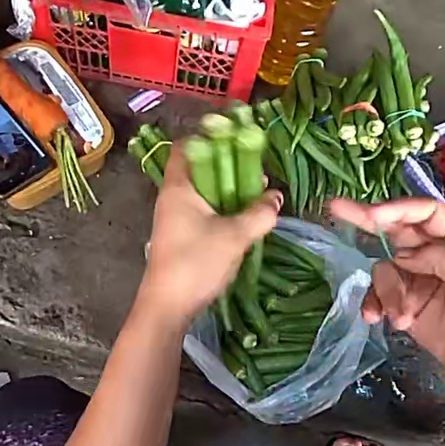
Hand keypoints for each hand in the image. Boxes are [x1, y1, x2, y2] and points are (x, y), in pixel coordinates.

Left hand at [138, 146, 280, 321]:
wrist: (168, 307)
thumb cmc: (195, 263)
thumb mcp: (235, 235)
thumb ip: (259, 213)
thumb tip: (276, 197)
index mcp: (179, 188)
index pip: (187, 147)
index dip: (210, 139)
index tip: (237, 141)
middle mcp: (174, 198)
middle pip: (201, 169)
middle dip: (230, 167)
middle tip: (257, 173)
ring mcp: (177, 218)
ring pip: (206, 193)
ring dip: (231, 192)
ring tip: (258, 196)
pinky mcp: (183, 236)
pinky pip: (206, 212)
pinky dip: (225, 210)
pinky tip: (246, 220)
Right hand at [329, 198, 444, 387]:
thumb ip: (443, 258)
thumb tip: (404, 255)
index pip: (427, 213)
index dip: (398, 210)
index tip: (371, 214)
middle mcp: (439, 256)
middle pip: (400, 232)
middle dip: (369, 222)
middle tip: (336, 208)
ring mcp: (422, 282)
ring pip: (386, 269)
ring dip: (386, 290)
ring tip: (399, 315)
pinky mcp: (409, 309)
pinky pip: (382, 296)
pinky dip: (376, 304)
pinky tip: (378, 318)